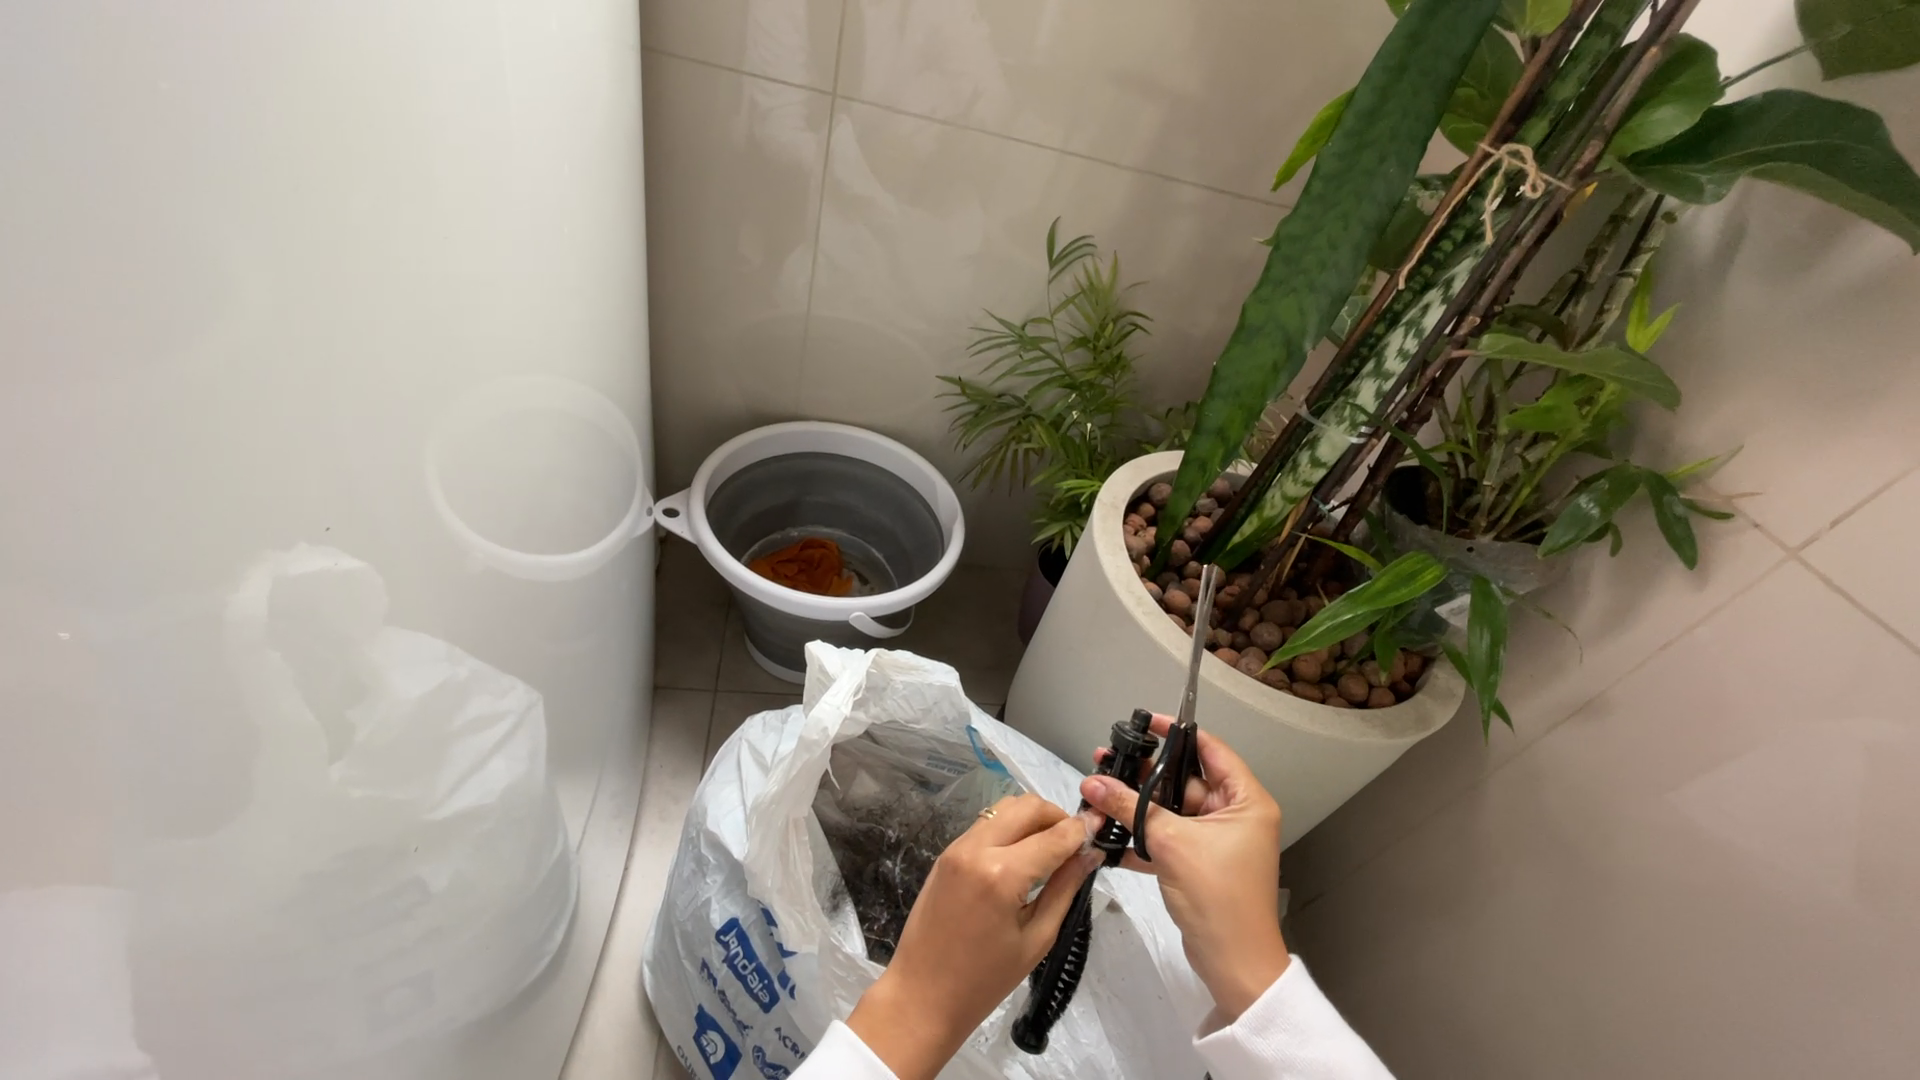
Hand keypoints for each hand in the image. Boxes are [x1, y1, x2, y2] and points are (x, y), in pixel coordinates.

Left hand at [848, 794, 1097, 1079]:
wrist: (922, 995)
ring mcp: (958, 846)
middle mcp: (977, 848)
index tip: (1101, 827)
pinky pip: (986, 824)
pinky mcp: (947, 852)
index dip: (1081, 829)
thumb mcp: (1036, 939)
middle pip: (1026, 806)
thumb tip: (1090, 854)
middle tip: (1074, 841)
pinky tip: (1022, 854)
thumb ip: (1065, 889)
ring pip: (1004, 808)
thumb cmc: (984, 980)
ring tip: (1050, 847)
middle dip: (1056, 815)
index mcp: (1002, 874)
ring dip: (1032, 817)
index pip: (1053, 836)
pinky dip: (1009, 827)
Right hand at [1081, 715, 1289, 1021]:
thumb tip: (1091, 781)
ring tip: (1096, 789)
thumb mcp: (1171, 843)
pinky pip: (1164, 835)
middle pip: (1181, 779)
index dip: (1177, 732)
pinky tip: (1105, 828)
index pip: (1210, 749)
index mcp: (1244, 800)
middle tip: (1105, 758)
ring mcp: (1213, 839)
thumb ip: (1130, 807)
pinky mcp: (1196, 862)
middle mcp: (1232, 814)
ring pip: (1167, 808)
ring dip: (1134, 804)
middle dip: (1142, 772)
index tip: (1143, 721)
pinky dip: (1139, 834)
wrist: (1233, 966)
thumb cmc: (1217, 896)